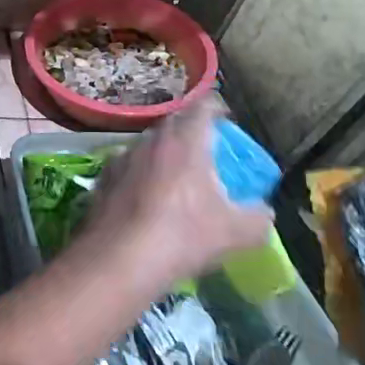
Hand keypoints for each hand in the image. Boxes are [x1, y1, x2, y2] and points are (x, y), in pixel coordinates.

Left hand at [71, 94, 273, 295]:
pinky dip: (141, 174)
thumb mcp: (239, 232)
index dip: (216, 109)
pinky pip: (128, 166)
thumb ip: (258, 215)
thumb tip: (262, 209)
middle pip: (173, 124)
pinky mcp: (102, 177)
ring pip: (148, 145)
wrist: (119, 257)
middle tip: (207, 153)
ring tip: (177, 179)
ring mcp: (122, 156)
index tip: (226, 121)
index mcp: (185, 141)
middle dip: (190, 132)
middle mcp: (150, 140)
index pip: (203, 107)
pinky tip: (146, 198)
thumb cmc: (184, 235)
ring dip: (163, 155)